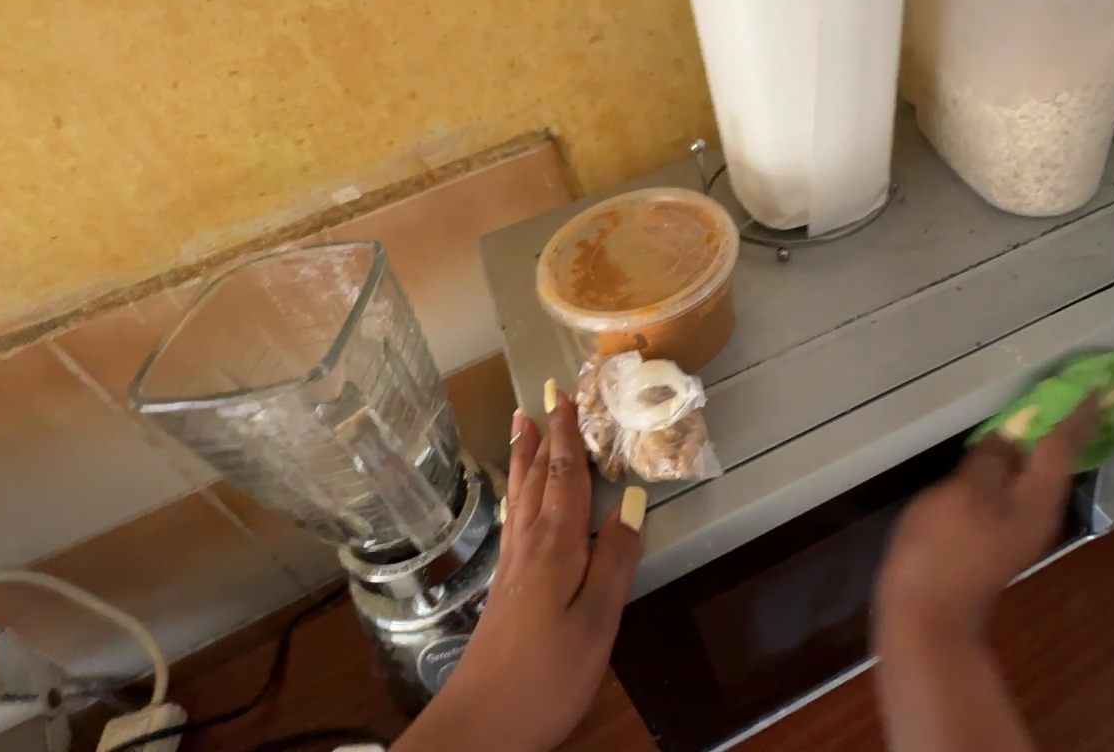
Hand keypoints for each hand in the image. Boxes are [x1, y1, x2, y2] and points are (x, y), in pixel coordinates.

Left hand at [395, 394, 642, 751]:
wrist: (481, 724)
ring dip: (523, 455)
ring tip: (519, 423)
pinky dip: (517, 489)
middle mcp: (530, 542)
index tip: (565, 395)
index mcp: (557, 544)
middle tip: (542, 396)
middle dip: (543, 434)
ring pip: (520, 493)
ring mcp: (513, 563)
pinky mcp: (505, 584)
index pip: (565, 475)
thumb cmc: (547, 673)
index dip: (566, 434)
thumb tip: (633, 501)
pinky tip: (517, 496)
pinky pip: (514, 516)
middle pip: (537, 476)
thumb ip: (616, 559)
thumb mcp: (597, 621)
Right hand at [876, 401, 1098, 640]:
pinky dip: (1023, 459)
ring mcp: (1017, 526)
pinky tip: (1010, 448)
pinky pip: (1020, 484)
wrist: (926, 611)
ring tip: (1052, 409)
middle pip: (1061, 460)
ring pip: (1041, 473)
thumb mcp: (966, 491)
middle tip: (1085, 393)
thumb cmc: (946, 546)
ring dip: (1050, 441)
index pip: (1065, 446)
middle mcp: (1038, 512)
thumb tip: (1015, 430)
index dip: (1080, 414)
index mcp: (1037, 499)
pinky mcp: (995, 532)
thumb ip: (993, 457)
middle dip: (1073, 426)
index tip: (1103, 386)